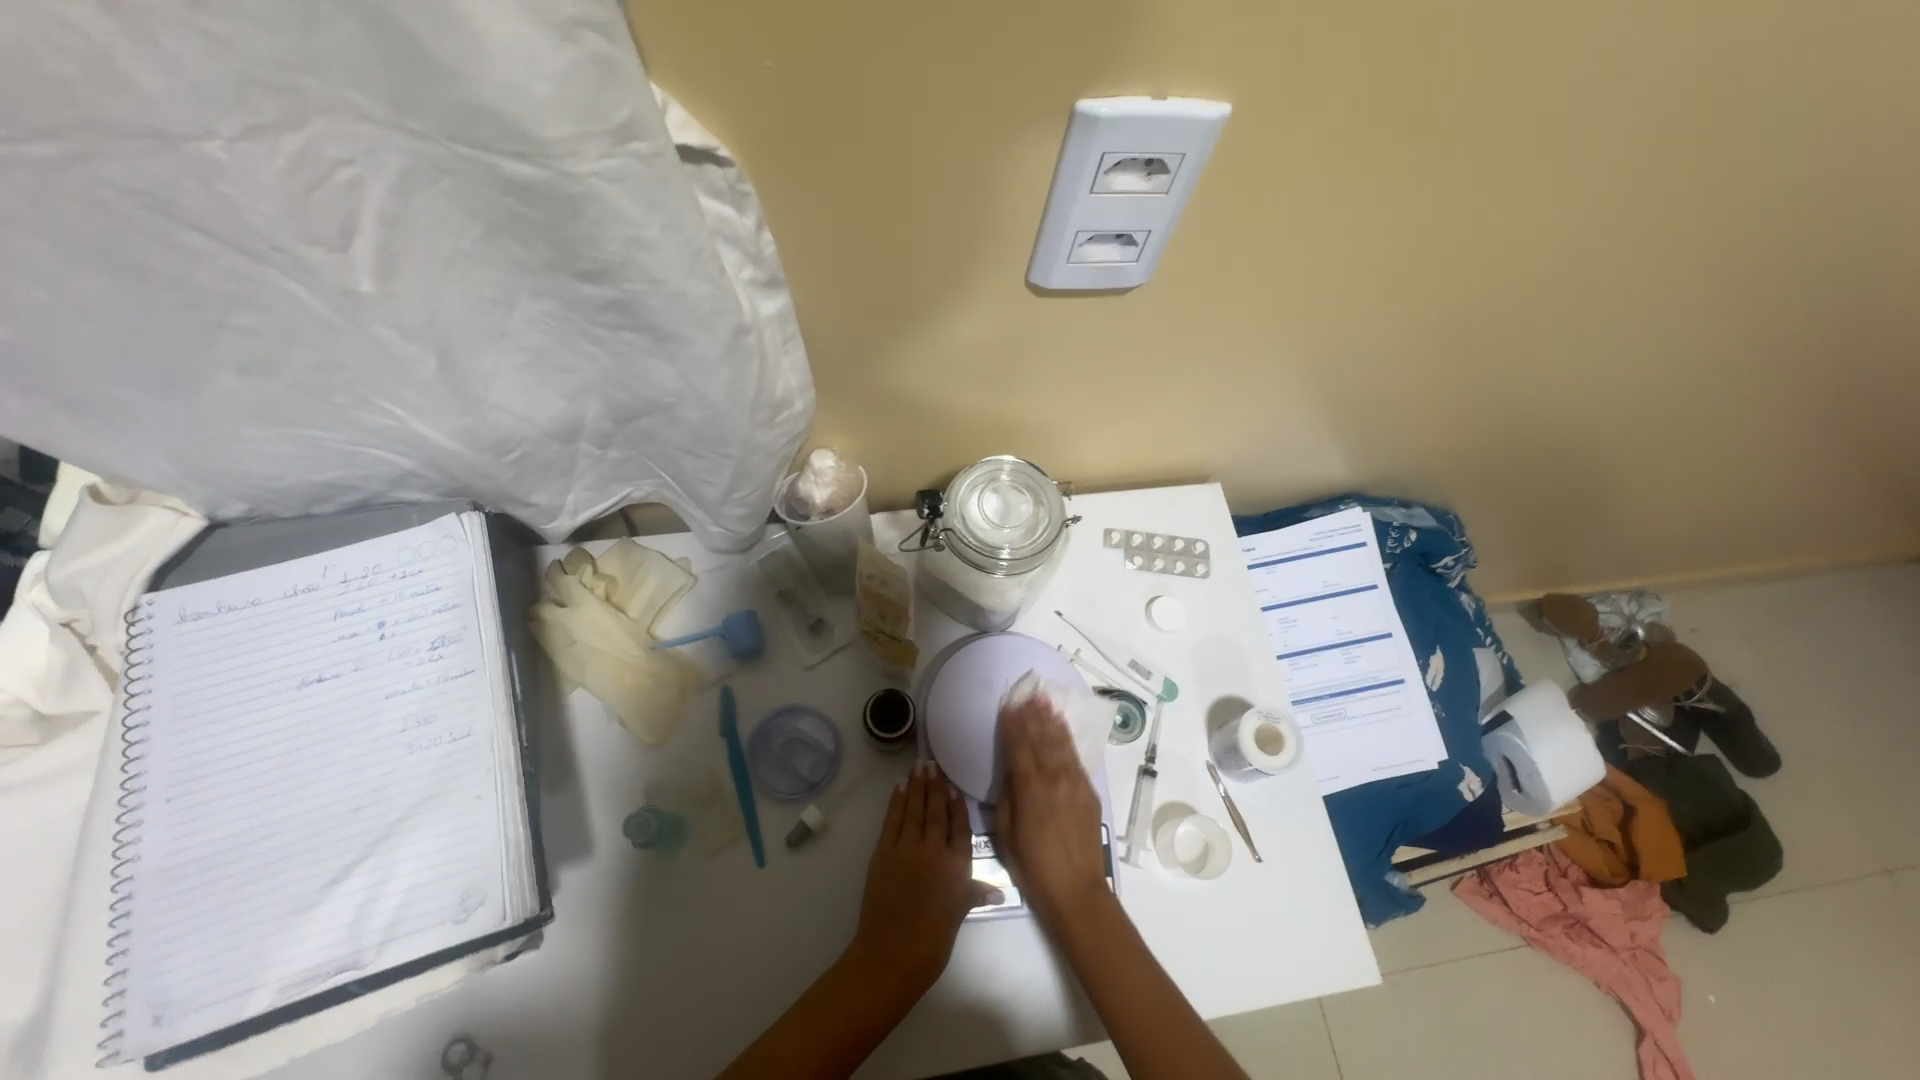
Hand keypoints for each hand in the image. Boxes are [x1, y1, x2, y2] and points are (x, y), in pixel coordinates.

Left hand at [849, 761, 998, 993]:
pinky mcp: (884, 852)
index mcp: (958, 866)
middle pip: (936, 812)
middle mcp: (935, 851)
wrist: (894, 953)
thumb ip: (975, 895)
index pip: (960, 828)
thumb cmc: (932, 940)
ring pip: (914, 810)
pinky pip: (893, 820)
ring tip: (919, 767)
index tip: (954, 787)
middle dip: (935, 787)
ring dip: (916, 787)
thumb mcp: (958, 914)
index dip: (957, 806)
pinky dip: (896, 802)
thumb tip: (998, 892)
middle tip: (933, 765)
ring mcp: (908, 849)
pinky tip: (899, 787)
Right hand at [995, 691, 1110, 926]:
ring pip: (1060, 744)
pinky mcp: (1089, 792)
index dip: (1012, 724)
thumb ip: (1007, 795)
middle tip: (1026, 693)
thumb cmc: (1031, 866)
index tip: (1008, 704)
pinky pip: (1075, 757)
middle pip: (1041, 739)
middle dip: (1032, 715)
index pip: (1019, 746)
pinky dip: (1066, 739)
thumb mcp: (1005, 831)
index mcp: (1030, 788)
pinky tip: (1061, 727)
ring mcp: (1075, 783)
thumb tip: (1011, 771)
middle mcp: (1055, 778)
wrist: (1076, 890)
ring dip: (1051, 721)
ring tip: (1044, 701)